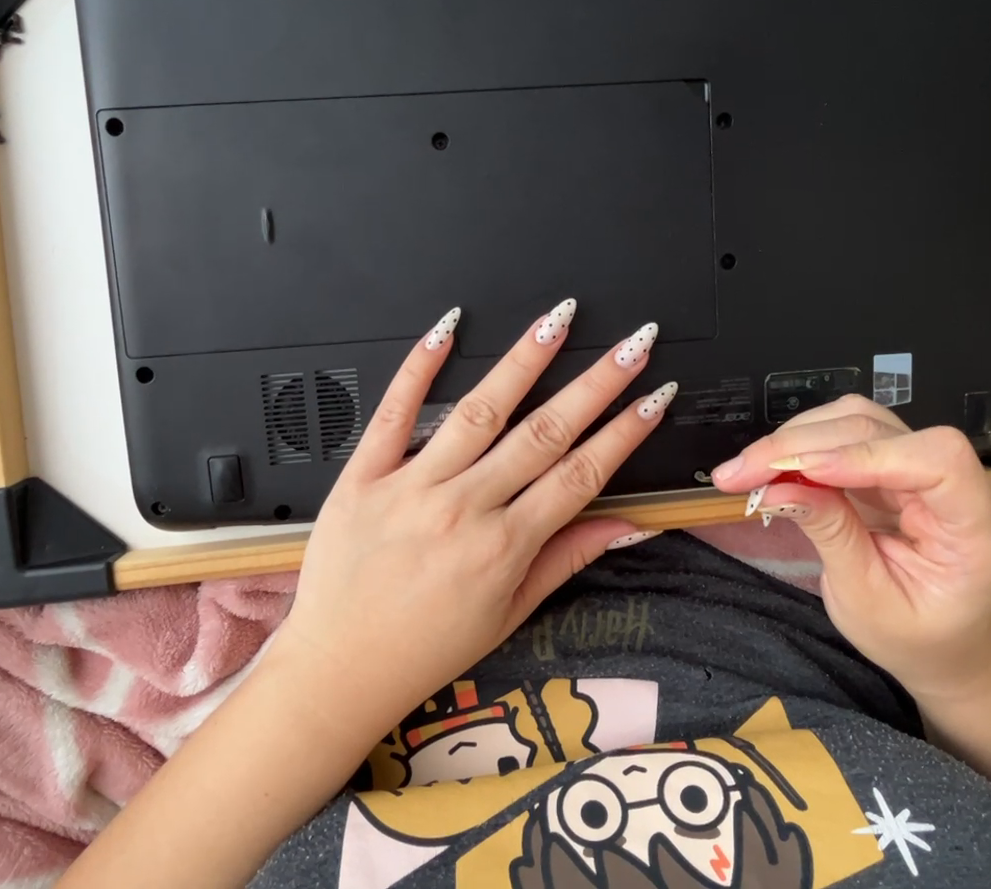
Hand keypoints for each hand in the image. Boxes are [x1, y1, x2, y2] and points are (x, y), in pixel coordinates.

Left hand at [268, 301, 675, 744]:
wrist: (337, 671)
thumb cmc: (422, 650)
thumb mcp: (509, 615)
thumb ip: (566, 560)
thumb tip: (625, 527)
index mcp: (503, 547)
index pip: (580, 474)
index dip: (624, 432)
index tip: (653, 398)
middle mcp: (462, 509)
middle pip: (544, 432)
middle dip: (596, 382)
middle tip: (632, 344)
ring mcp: (411, 487)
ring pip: (480, 410)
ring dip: (525, 360)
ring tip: (558, 320)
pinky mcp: (364, 476)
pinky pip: (394, 411)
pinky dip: (421, 367)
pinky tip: (447, 329)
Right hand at [708, 396, 990, 700]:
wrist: (938, 639)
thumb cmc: (913, 634)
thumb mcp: (868, 601)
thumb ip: (832, 537)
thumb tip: (777, 488)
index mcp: (974, 523)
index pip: (936, 459)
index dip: (867, 455)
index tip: (803, 473)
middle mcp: (953, 479)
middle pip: (877, 430)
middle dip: (801, 446)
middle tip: (738, 475)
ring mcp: (918, 464)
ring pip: (853, 420)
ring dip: (793, 438)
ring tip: (744, 470)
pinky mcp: (886, 460)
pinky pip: (840, 432)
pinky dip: (798, 442)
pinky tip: (767, 466)